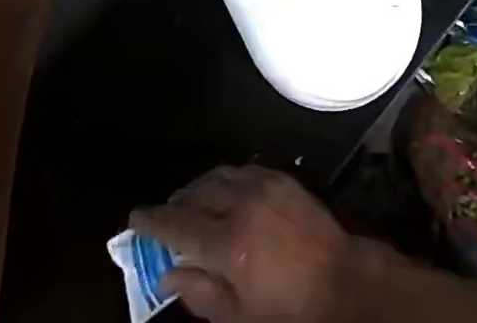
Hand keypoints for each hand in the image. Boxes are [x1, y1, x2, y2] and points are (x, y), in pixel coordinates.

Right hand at [131, 166, 350, 322]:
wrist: (341, 279)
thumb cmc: (288, 308)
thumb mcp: (239, 317)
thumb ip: (199, 293)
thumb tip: (168, 275)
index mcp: (229, 243)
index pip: (178, 225)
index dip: (153, 221)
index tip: (135, 218)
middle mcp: (242, 204)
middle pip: (195, 194)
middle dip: (174, 203)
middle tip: (162, 217)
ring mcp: (263, 185)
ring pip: (217, 175)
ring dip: (197, 187)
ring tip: (188, 202)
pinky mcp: (280, 177)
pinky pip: (241, 169)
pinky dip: (223, 178)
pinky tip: (221, 190)